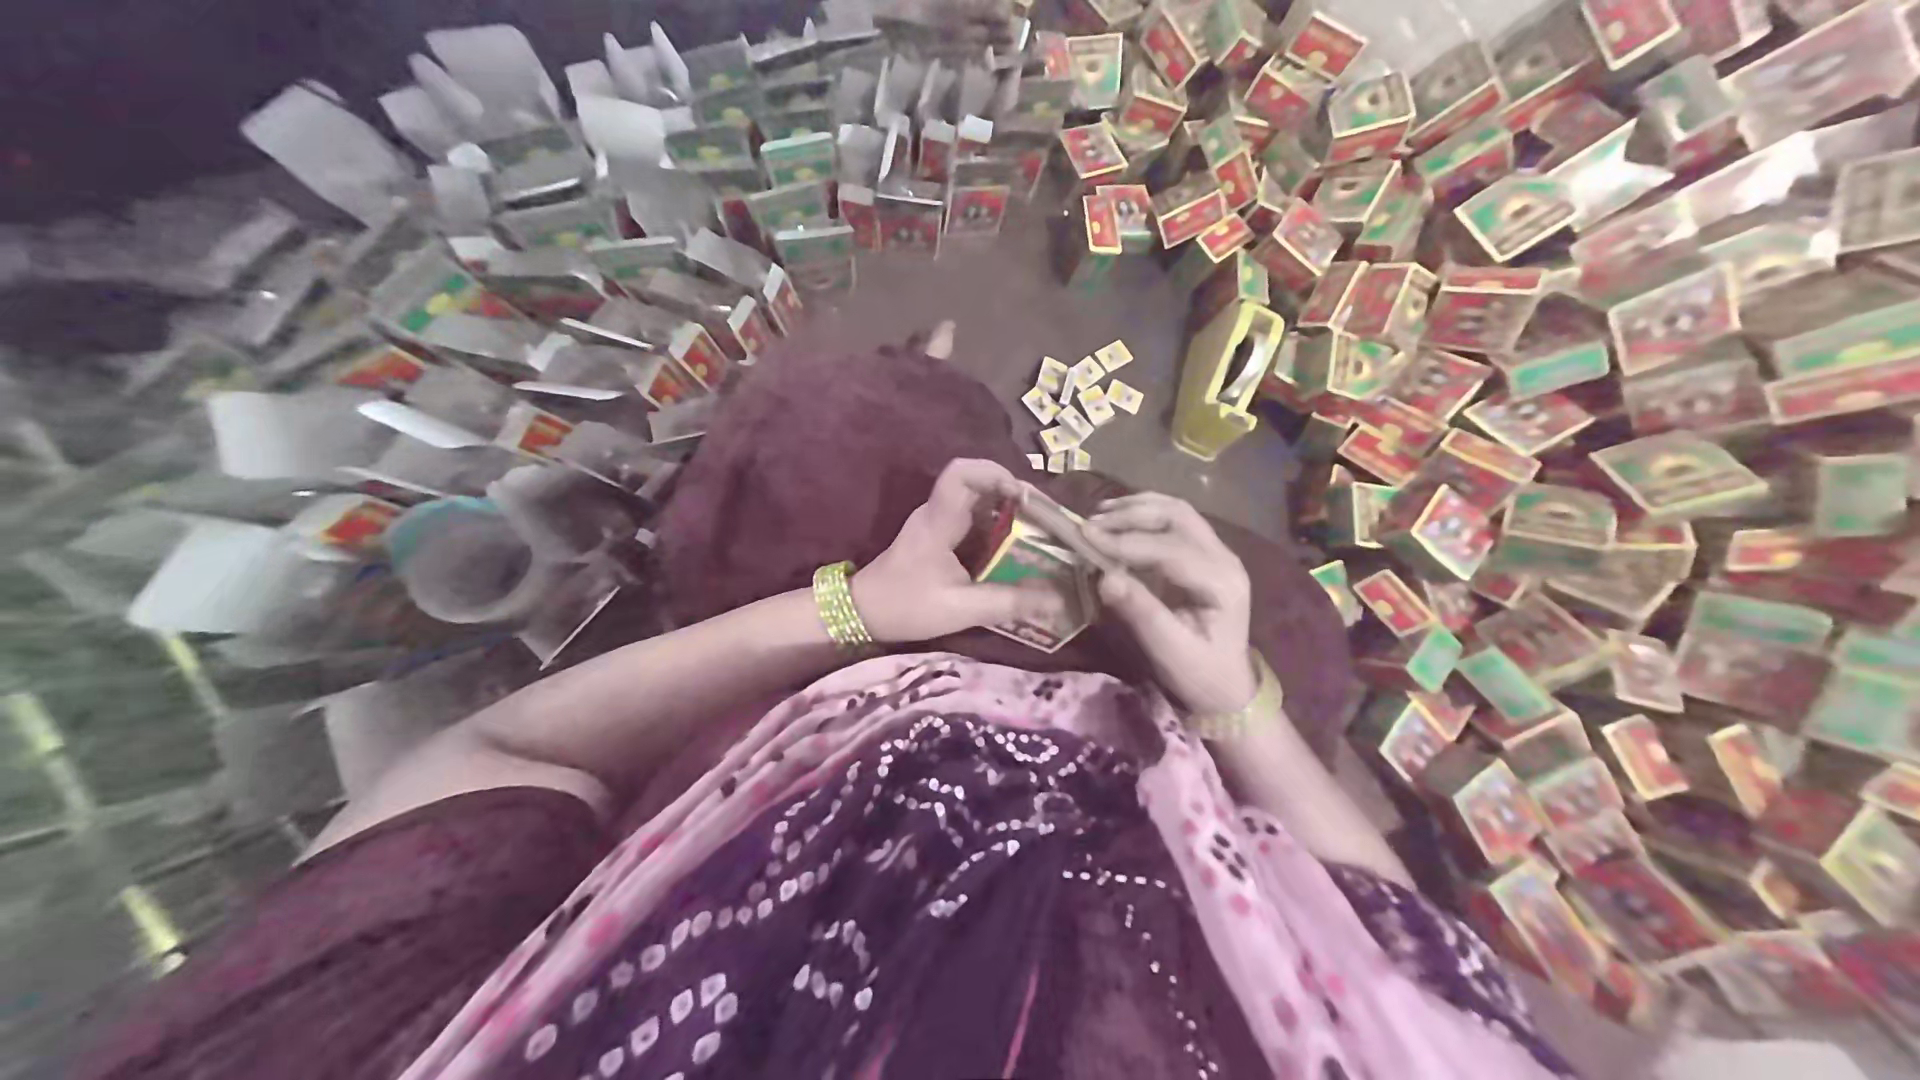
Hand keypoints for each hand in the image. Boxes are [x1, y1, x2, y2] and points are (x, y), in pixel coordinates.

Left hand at [851, 458, 1068, 643]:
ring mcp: (937, 522)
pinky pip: (974, 518)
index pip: (961, 473)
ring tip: (1038, 531)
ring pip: (978, 499)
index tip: (1024, 496)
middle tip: (1044, 517)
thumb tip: (1057, 600)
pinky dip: (997, 526)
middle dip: (1013, 493)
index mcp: (938, 521)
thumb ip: (1009, 602)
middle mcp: (937, 512)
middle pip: (977, 482)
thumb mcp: (961, 609)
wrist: (862, 613)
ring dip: (1008, 510)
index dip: (995, 473)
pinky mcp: (939, 535)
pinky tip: (1016, 547)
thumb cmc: (905, 606)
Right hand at [1083, 493, 1259, 716]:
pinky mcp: (1203, 553)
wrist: (1224, 687)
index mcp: (1221, 583)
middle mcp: (1225, 558)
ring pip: (1176, 511)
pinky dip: (1144, 514)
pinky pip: (1174, 521)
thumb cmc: (1197, 673)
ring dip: (1136, 508)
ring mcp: (1217, 552)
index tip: (1087, 537)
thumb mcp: (1168, 650)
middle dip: (1131, 515)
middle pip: (1177, 516)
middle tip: (1090, 525)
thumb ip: (1140, 611)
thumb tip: (1104, 577)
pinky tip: (1117, 519)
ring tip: (1099, 515)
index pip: (1171, 548)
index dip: (1126, 540)